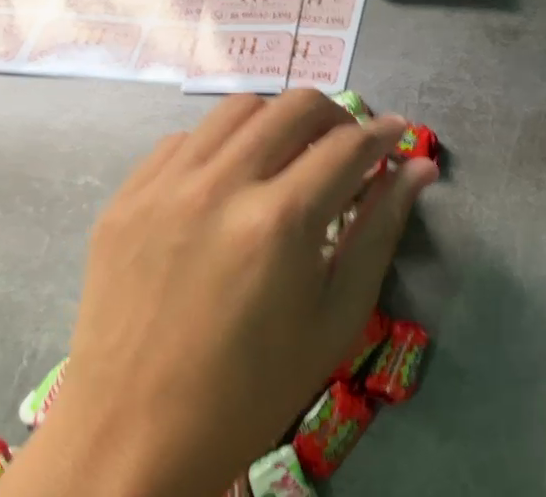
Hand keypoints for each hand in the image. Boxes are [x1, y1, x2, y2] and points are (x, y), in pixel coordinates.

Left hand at [4, 92, 437, 496]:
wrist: (135, 439)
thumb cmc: (254, 387)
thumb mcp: (338, 315)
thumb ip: (381, 229)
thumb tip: (419, 168)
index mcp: (281, 221)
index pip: (349, 144)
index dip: (384, 133)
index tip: (398, 133)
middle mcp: (221, 186)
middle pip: (296, 106)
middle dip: (338, 116)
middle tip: (348, 148)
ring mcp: (164, 188)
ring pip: (238, 108)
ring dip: (279, 120)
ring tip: (290, 157)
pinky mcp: (126, 200)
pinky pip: (185, 139)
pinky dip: (222, 144)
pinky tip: (231, 181)